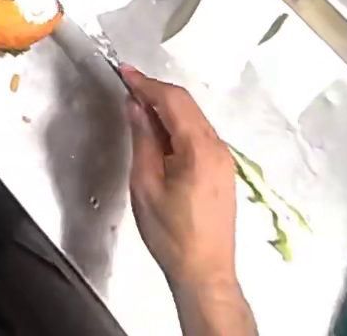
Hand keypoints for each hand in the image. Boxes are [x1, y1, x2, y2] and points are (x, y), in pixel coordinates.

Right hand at [123, 67, 238, 293]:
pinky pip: (197, 131)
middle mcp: (217, 147)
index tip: (123, 71)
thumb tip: (136, 105)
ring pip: (192, 115)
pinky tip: (158, 128)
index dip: (146, 83)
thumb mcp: (146, 184)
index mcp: (200, 149)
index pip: (172, 100)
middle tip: (127, 85)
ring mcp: (223, 157)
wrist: (205, 275)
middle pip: (185, 103)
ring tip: (137, 105)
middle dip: (155, 90)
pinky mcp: (222, 168)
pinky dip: (176, 122)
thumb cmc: (170, 233)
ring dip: (166, 106)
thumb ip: (142, 138)